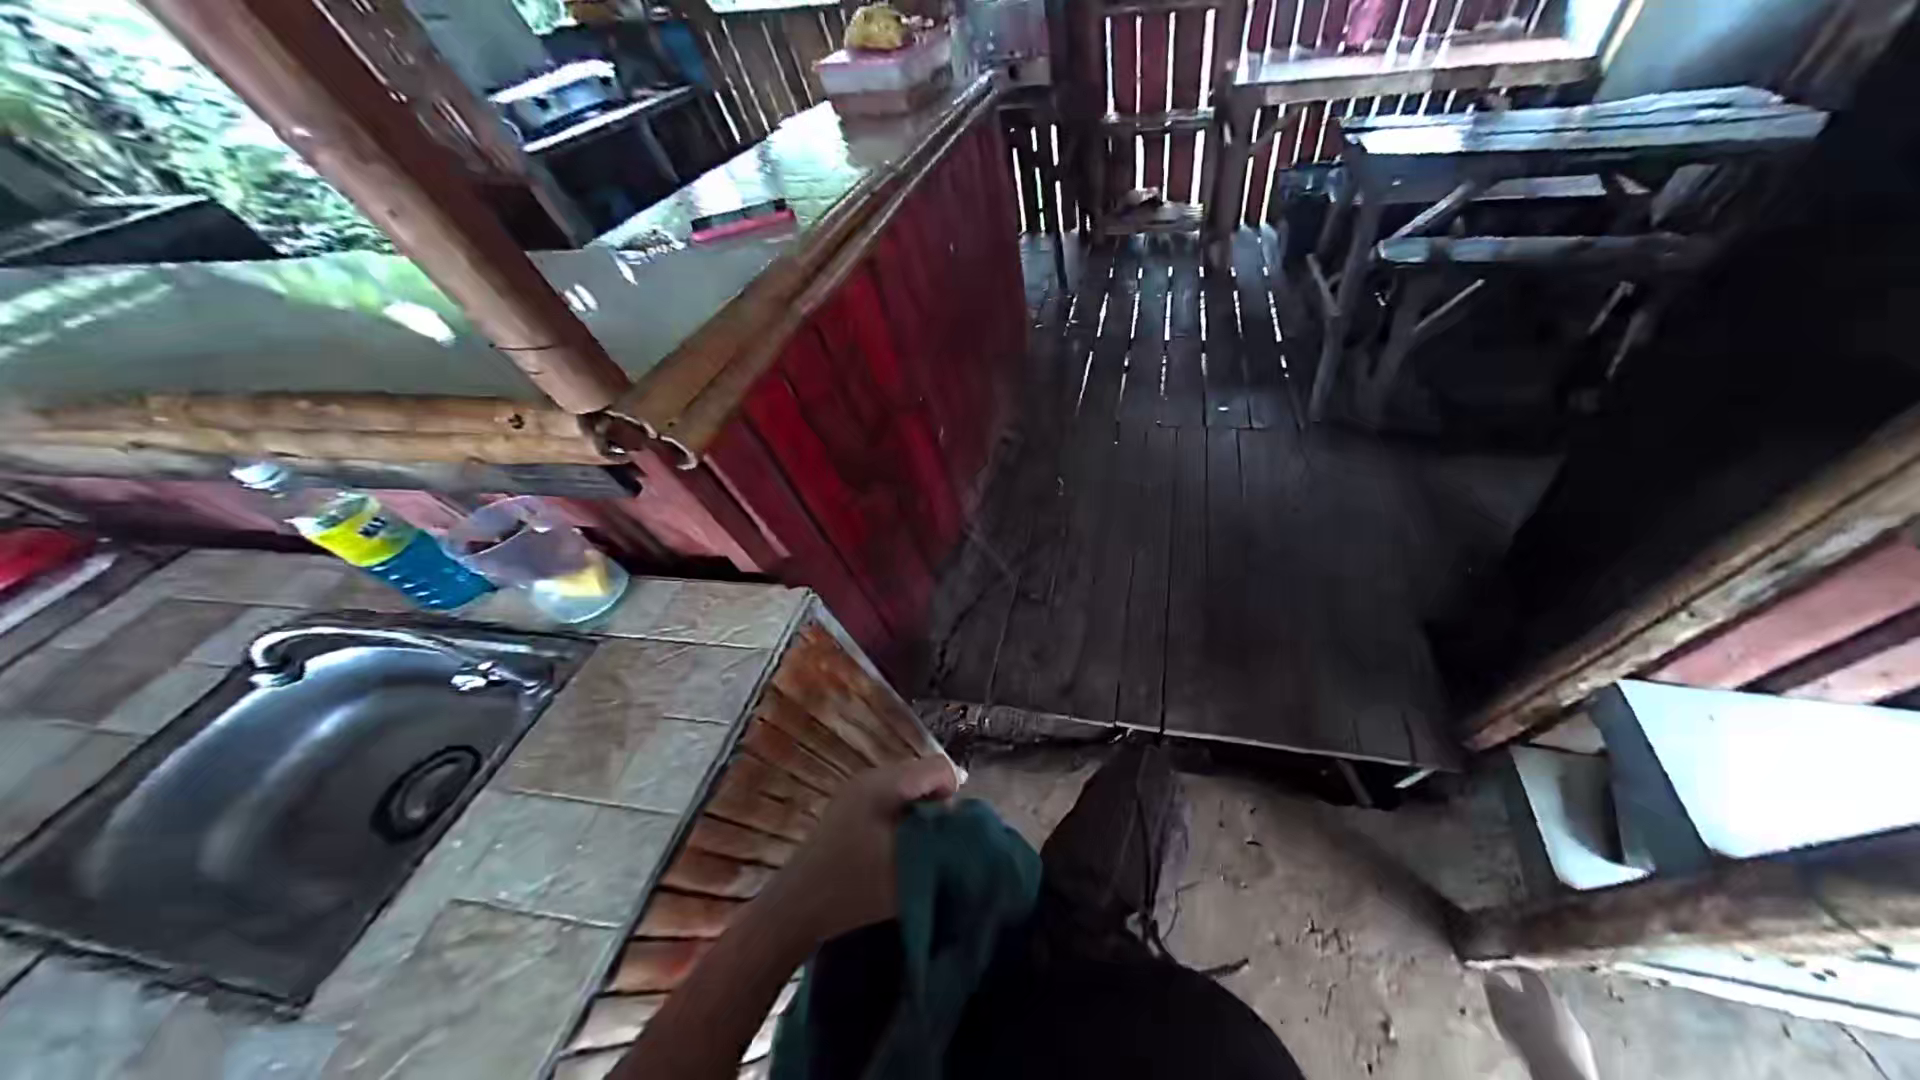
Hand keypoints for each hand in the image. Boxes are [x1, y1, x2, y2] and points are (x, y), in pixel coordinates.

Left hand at [765, 755, 961, 947]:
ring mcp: (855, 791)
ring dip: (917, 816)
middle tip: (931, 846)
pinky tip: (890, 852)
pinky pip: (887, 802)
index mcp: (886, 782)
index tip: (945, 835)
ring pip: (906, 791)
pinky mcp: (846, 809)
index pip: (940, 768)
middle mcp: (870, 776)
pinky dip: (898, 821)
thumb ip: (945, 843)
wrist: (796, 909)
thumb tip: (964, 830)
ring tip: (913, 851)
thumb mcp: (912, 868)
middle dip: (935, 807)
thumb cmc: (855, 886)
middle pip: (922, 776)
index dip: (952, 798)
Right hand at [1484, 970, 1599, 1079]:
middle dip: (1524, 994)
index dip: (1510, 968)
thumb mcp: (1500, 1003)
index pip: (1525, 970)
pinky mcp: (1581, 1047)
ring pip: (1550, 1012)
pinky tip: (1536, 1039)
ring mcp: (1574, 1026)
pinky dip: (1546, 1032)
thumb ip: (1493, 984)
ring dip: (1536, 1014)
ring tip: (1520, 1021)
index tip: (1496, 970)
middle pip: (1540, 992)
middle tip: (1507, 998)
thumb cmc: (1526, 1030)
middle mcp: (1561, 1003)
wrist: (1559, 1069)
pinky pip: (1559, 1031)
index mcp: (1542, 988)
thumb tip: (1488, 973)